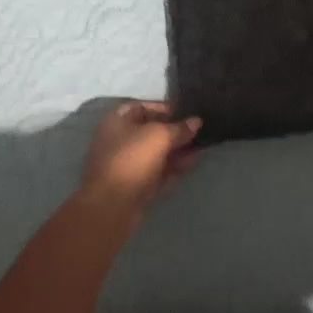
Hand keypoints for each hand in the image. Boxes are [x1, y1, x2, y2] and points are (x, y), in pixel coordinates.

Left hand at [79, 100, 200, 209]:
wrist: (112, 205)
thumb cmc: (132, 159)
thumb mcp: (159, 136)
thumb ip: (179, 128)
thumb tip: (196, 121)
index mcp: (117, 121)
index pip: (142, 107)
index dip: (164, 107)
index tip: (186, 111)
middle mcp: (119, 140)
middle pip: (150, 131)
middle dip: (173, 131)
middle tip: (198, 130)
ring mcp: (126, 165)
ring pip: (155, 153)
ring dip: (176, 150)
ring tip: (200, 146)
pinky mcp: (134, 186)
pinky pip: (157, 172)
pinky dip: (173, 167)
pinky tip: (192, 163)